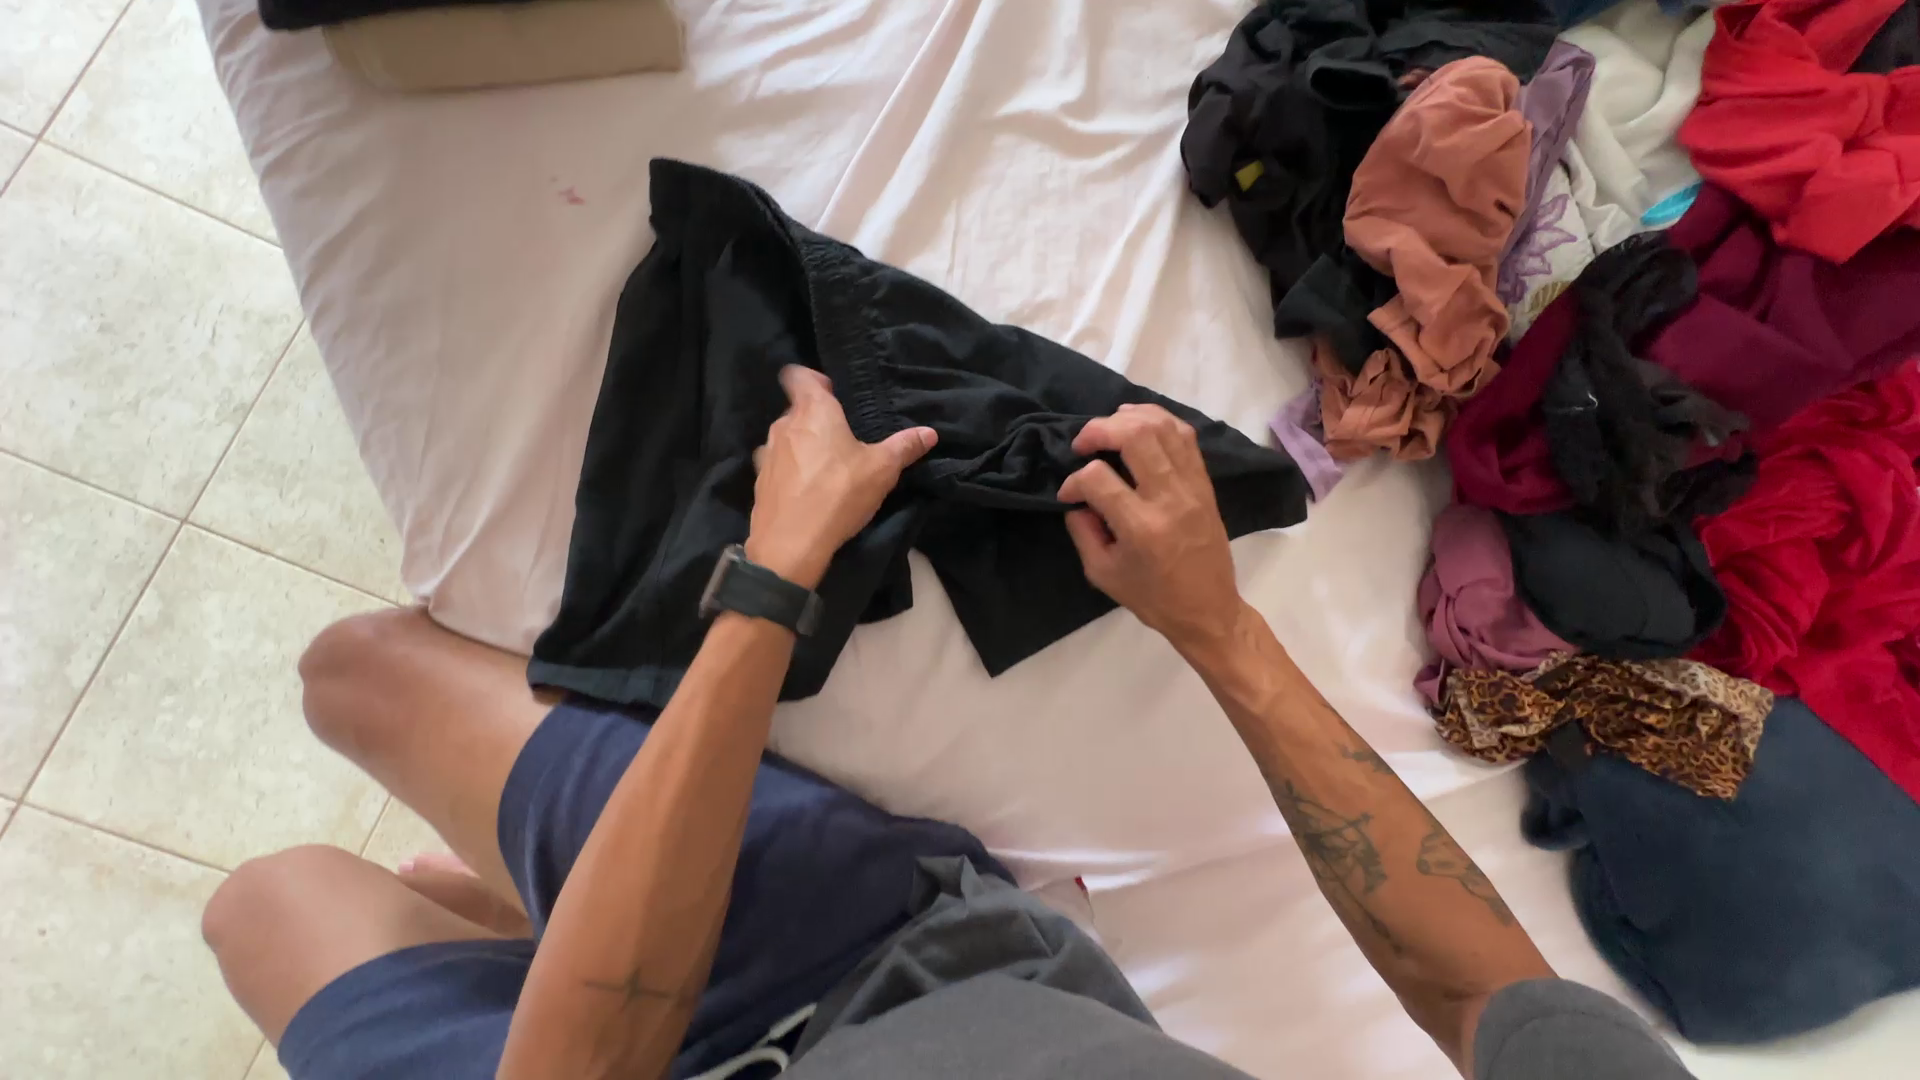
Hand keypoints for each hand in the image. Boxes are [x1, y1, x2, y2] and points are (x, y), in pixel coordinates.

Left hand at [747, 366, 936, 588]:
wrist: (791, 543)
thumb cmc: (839, 494)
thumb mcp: (882, 470)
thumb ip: (904, 447)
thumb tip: (929, 433)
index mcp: (814, 411)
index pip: (800, 376)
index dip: (814, 379)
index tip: (832, 393)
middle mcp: (784, 425)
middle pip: (797, 409)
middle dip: (816, 419)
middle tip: (841, 438)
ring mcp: (767, 453)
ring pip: (786, 438)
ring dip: (802, 446)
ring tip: (825, 467)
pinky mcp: (759, 482)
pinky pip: (777, 466)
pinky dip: (790, 472)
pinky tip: (806, 491)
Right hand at [1059, 404, 1244, 653]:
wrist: (1208, 610)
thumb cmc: (1152, 598)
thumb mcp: (1102, 574)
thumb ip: (1083, 531)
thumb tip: (1077, 499)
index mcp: (1141, 527)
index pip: (1098, 478)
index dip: (1074, 480)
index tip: (1068, 494)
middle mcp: (1169, 499)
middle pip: (1135, 435)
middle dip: (1099, 430)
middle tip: (1083, 443)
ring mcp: (1192, 487)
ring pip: (1163, 426)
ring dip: (1130, 417)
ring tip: (1108, 427)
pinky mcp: (1205, 484)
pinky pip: (1185, 436)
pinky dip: (1159, 421)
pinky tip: (1139, 425)